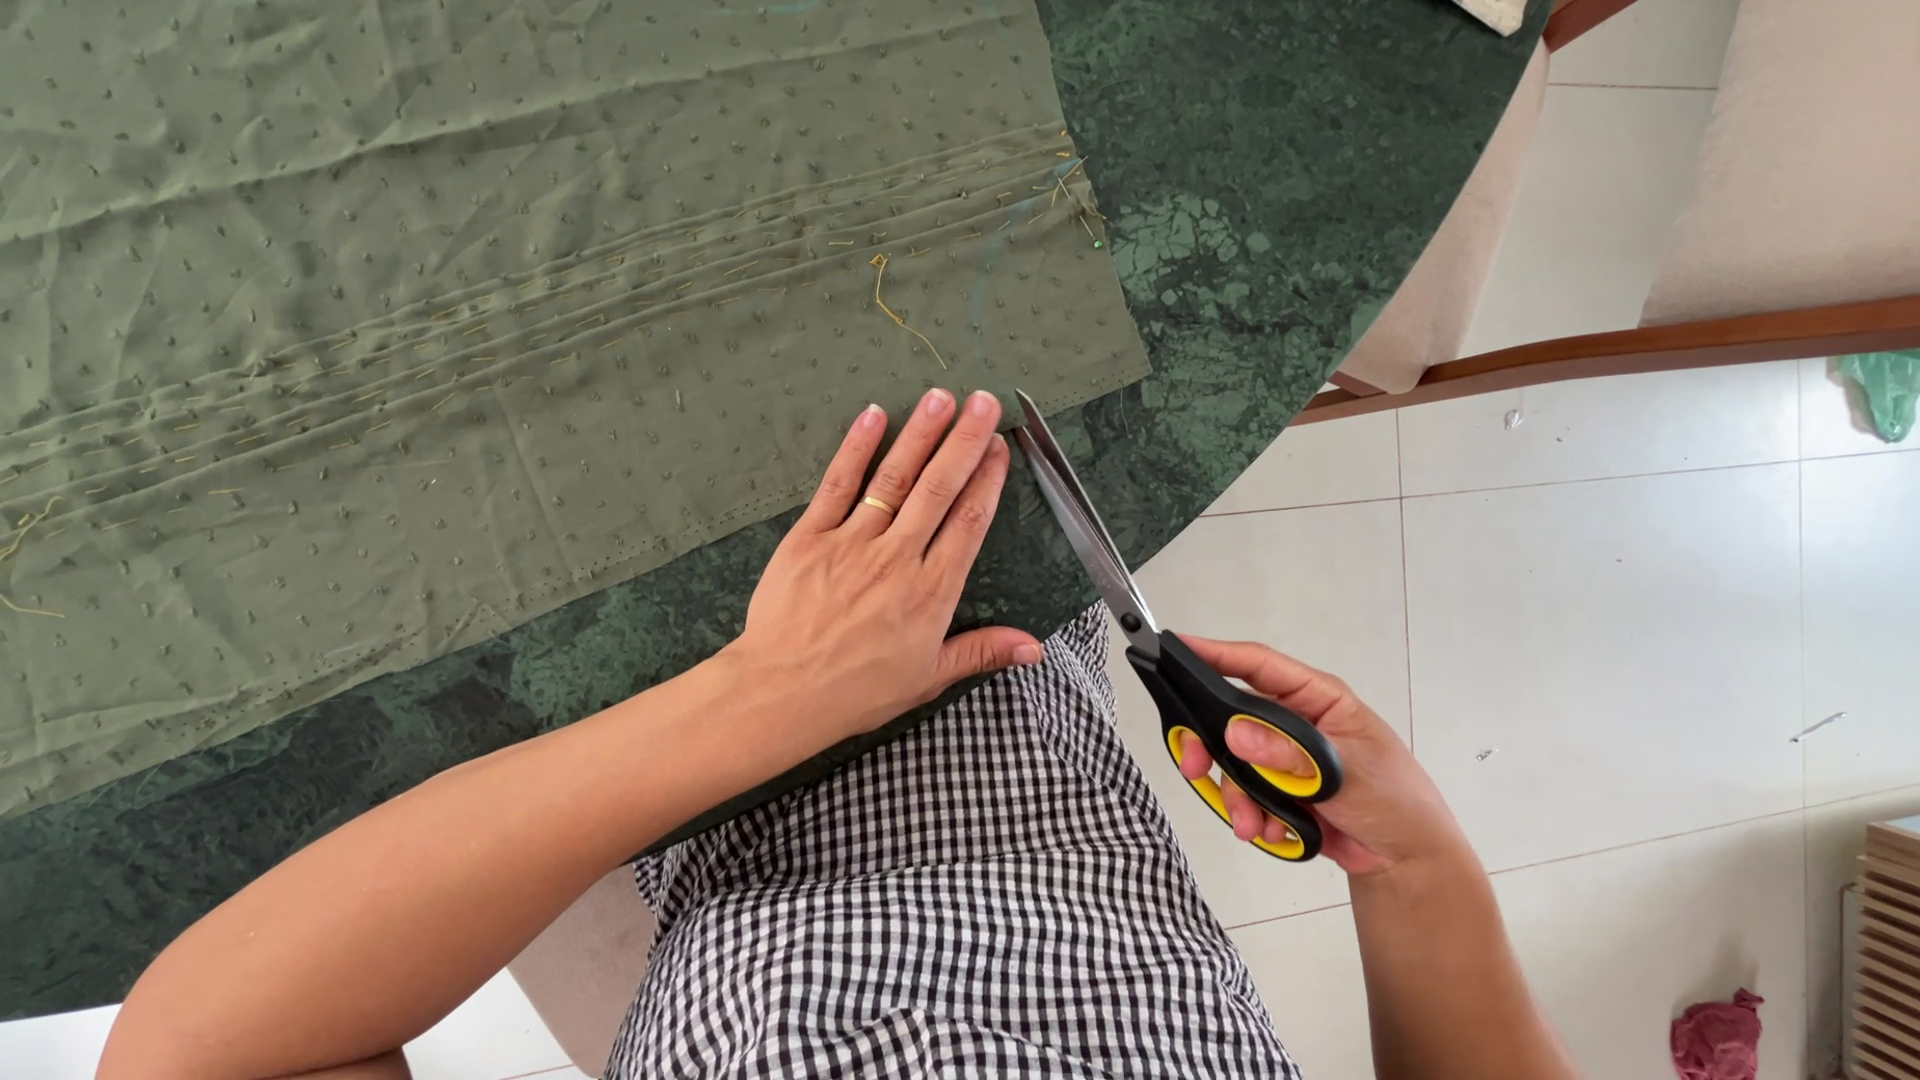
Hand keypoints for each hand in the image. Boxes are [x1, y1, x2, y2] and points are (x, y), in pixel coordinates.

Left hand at [721, 388, 1042, 747]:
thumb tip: (1034, 648)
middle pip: (939, 488)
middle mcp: (898, 558)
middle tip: (983, 401)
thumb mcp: (928, 678)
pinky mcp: (811, 537)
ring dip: (920, 434)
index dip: (987, 480)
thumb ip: (982, 652)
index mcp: (931, 591)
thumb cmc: (857, 690)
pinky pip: (838, 484)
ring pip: (894, 478)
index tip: (1000, 447)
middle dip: (964, 440)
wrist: (783, 693)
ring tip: (941, 397)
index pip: (969, 522)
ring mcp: (854, 542)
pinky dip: (856, 448)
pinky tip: (874, 416)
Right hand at [1173, 637, 1470, 877]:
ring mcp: (1278, 756)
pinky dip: (1250, 816)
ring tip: (1251, 824)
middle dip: (1208, 744)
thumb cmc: (1395, 800)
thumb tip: (1237, 732)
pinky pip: (1241, 795)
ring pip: (1230, 762)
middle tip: (1193, 764)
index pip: (1257, 664)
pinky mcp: (1273, 789)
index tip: (1177, 648)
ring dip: (1235, 794)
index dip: (1215, 653)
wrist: (1406, 859)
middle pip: (1229, 717)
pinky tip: (1272, 831)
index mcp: (1314, 697)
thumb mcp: (1349, 772)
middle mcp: (1289, 721)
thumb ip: (1290, 753)